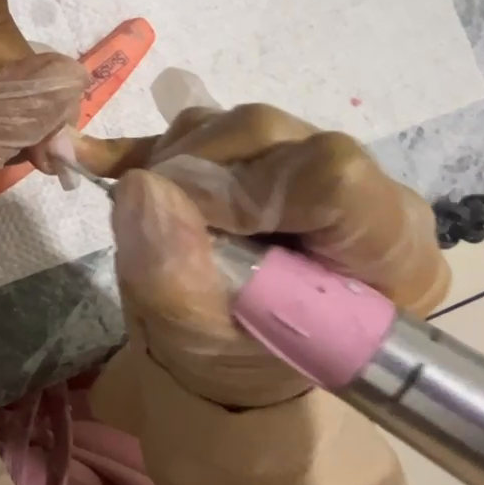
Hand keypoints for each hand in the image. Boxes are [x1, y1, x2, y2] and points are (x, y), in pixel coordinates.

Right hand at [90, 106, 449, 407]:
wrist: (226, 354)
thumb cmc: (232, 360)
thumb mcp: (200, 337)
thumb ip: (175, 271)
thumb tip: (140, 185)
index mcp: (386, 251)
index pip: (333, 174)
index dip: (246, 186)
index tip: (189, 219)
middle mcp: (367, 193)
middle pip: (274, 136)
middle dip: (193, 170)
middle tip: (153, 216)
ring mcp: (312, 162)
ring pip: (235, 124)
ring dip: (170, 161)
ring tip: (148, 210)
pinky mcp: (262, 150)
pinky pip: (204, 125)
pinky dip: (144, 148)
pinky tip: (97, 161)